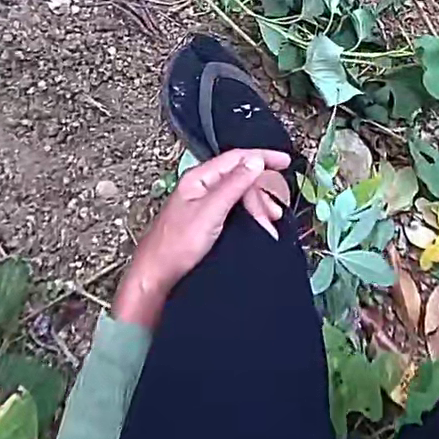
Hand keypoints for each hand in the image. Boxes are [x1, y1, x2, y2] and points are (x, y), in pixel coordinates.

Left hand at [113, 148, 291, 328]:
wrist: (155, 281)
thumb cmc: (172, 248)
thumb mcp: (209, 212)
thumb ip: (233, 184)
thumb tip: (255, 161)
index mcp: (198, 178)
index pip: (237, 158)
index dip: (263, 157)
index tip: (284, 161)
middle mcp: (201, 188)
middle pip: (241, 178)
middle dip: (261, 193)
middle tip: (273, 211)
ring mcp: (204, 205)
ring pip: (240, 196)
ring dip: (258, 208)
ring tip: (267, 224)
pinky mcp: (207, 222)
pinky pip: (236, 211)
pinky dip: (250, 217)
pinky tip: (257, 228)